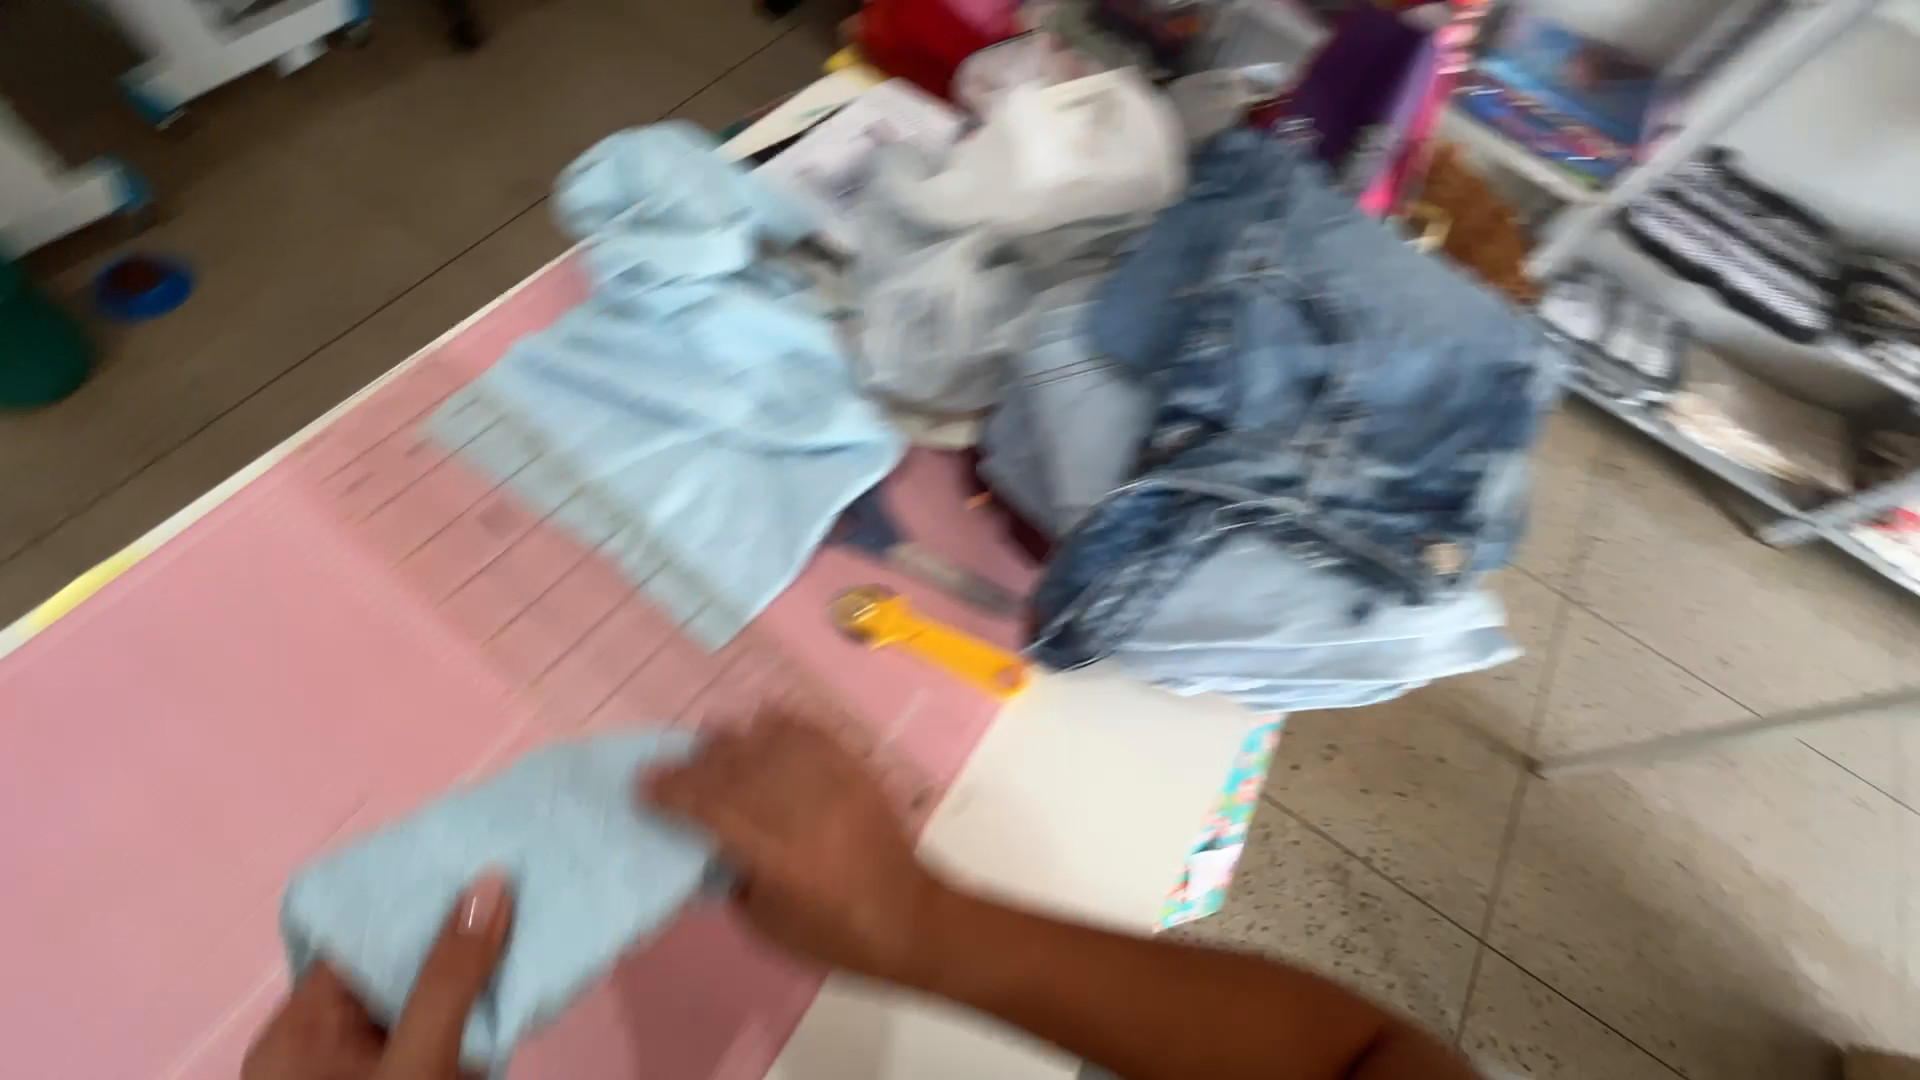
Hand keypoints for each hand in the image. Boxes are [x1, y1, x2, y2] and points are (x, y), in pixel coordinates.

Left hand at [243, 872, 513, 1079]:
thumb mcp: (415, 1064)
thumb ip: (449, 978)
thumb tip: (491, 879)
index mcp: (300, 1028)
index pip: (365, 934)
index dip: (424, 893)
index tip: (483, 854)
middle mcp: (324, 1039)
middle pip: (400, 959)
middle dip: (460, 922)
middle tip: (523, 874)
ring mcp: (364, 1060)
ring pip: (428, 988)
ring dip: (478, 958)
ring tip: (534, 905)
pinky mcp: (403, 1071)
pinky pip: (443, 1019)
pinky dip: (480, 997)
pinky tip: (521, 968)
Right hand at [645, 713, 948, 983]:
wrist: (906, 916)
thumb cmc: (831, 933)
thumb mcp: (764, 923)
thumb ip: (733, 876)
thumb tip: (707, 841)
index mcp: (774, 854)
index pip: (710, 807)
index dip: (673, 791)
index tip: (646, 782)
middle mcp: (801, 809)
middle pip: (738, 767)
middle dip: (700, 762)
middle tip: (677, 762)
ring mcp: (833, 784)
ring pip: (774, 743)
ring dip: (739, 738)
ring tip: (716, 738)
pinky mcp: (857, 771)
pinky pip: (816, 734)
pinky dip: (787, 723)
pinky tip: (766, 720)